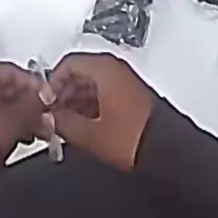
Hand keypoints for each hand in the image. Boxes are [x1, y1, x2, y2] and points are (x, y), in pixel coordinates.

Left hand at [0, 62, 44, 157]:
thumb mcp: (16, 116)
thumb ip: (34, 103)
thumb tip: (45, 97)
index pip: (14, 72)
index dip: (35, 85)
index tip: (49, 96)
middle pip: (11, 90)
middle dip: (32, 105)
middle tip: (48, 116)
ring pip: (7, 106)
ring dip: (26, 118)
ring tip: (42, 130)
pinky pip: (0, 119)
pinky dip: (15, 126)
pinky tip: (28, 136)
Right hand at [50, 51, 156, 171]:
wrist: (171, 154)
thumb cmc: (136, 137)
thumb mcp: (92, 133)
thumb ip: (64, 123)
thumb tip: (51, 117)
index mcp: (104, 68)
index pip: (68, 63)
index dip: (53, 83)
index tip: (46, 101)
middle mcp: (115, 69)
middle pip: (80, 73)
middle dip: (64, 94)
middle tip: (55, 115)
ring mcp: (125, 82)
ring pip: (91, 84)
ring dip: (77, 103)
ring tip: (68, 125)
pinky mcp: (132, 96)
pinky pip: (104, 94)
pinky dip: (91, 107)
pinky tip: (86, 127)